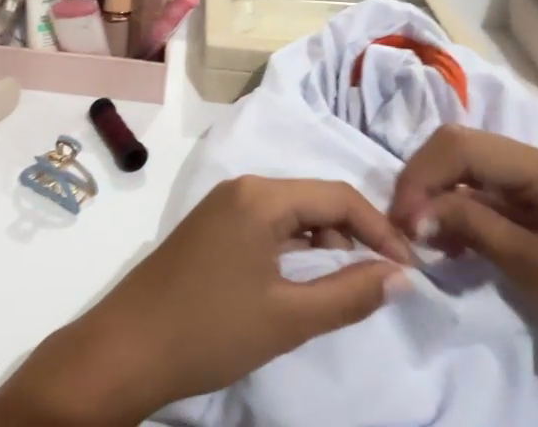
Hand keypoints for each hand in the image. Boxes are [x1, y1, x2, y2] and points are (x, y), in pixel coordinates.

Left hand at [0, 177, 410, 425]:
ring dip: (325, 242)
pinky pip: (266, 227)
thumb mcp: (289, 317)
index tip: (412, 268)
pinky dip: (295, 249)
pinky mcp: (209, 229)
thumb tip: (401, 274)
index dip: (381, 229)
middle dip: (355, 233)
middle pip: (314, 199)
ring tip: (351, 283)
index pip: (338, 195)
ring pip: (290, 214)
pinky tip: (307, 281)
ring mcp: (220, 207)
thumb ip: (350, 293)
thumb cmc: (210, 330)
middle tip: (387, 277)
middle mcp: (240, 188)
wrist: (125, 349)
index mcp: (260, 196)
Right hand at [389, 127, 537, 426]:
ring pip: (474, 171)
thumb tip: (413, 210)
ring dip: (441, 199)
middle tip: (405, 229)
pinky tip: (453, 243)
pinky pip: (492, 194)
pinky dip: (464, 212)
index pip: (461, 145)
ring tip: (426, 241)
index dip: (420, 175)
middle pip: (464, 150)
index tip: (400, 220)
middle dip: (426, 183)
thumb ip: (470, 224)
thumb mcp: (531, 267)